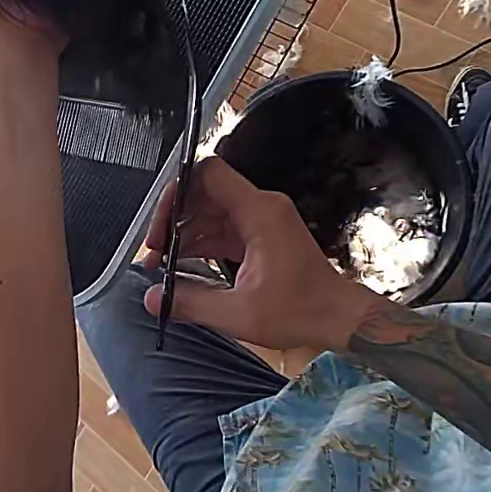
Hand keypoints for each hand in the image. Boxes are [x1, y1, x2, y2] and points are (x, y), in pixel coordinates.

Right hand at [139, 158, 392, 352]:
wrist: (337, 316)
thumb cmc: (301, 310)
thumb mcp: (239, 312)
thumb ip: (191, 301)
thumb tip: (153, 298)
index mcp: (260, 213)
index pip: (209, 174)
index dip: (177, 191)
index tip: (159, 223)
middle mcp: (263, 208)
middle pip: (206, 192)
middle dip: (175, 218)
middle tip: (154, 251)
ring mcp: (265, 220)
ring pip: (213, 211)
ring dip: (186, 233)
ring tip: (161, 263)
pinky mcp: (264, 235)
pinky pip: (226, 228)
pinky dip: (204, 242)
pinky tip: (182, 264)